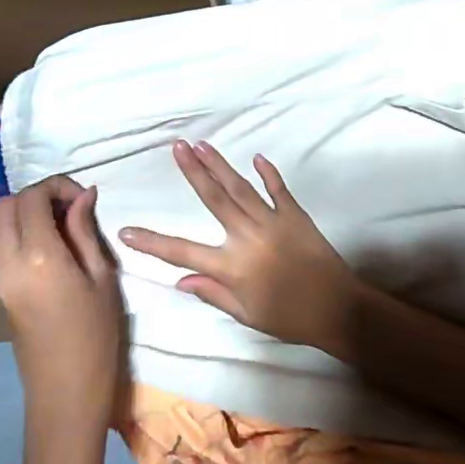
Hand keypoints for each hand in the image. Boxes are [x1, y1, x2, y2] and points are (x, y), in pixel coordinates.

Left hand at [0, 177, 123, 425]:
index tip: (83, 198)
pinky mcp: (0, 293)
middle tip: (71, 208)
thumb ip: (85, 231)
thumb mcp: (102, 277)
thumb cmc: (96, 335)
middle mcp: (9, 262)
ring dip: (29, 214)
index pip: (30, 197)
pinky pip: (6, 248)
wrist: (66, 394)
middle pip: (4, 205)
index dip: (56, 185)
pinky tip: (58, 251)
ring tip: (68, 230)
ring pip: (0, 226)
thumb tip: (82, 196)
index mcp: (38, 256)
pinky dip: (26, 234)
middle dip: (36, 195)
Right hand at [119, 141, 362, 353]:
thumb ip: (213, 293)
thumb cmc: (290, 318)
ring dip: (220, 165)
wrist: (338, 309)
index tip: (125, 230)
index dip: (152, 242)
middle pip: (214, 199)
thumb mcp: (247, 315)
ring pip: (240, 188)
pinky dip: (268, 173)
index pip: (182, 252)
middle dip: (193, 172)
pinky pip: (279, 189)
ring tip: (202, 145)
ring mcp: (273, 221)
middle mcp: (247, 237)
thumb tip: (180, 280)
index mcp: (232, 266)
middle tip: (177, 147)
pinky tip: (256, 157)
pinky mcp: (296, 215)